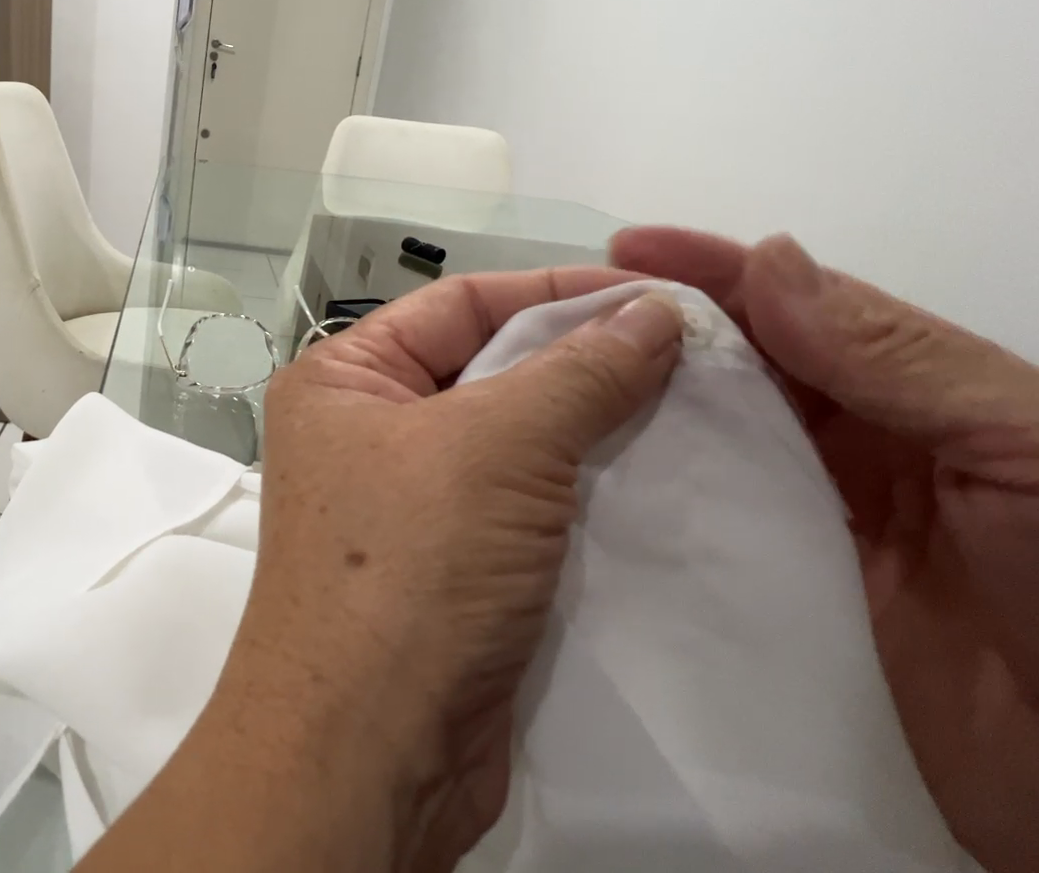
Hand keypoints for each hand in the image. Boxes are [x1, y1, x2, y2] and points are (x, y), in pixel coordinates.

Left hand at [78, 268, 685, 872]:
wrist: (369, 747)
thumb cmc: (411, 569)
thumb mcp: (497, 445)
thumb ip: (580, 371)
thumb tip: (654, 311)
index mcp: (343, 379)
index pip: (460, 304)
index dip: (558, 291)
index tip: (658, 293)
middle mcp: (366, 431)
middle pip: (489, 368)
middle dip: (584, 359)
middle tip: (694, 351)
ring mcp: (408, 502)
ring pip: (513, 439)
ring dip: (593, 427)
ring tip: (695, 408)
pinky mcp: (449, 564)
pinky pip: (523, 504)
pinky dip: (582, 491)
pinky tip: (658, 480)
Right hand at [613, 228, 1038, 872]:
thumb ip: (900, 358)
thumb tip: (767, 261)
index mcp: (910, 394)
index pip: (788, 314)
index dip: (707, 273)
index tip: (619, 251)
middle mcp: (844, 451)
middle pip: (727, 379)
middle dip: (649, 341)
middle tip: (556, 327)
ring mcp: (805, 529)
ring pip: (700, 455)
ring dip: (632, 424)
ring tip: (547, 402)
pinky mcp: (778, 607)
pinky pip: (700, 545)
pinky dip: (646, 517)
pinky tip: (581, 500)